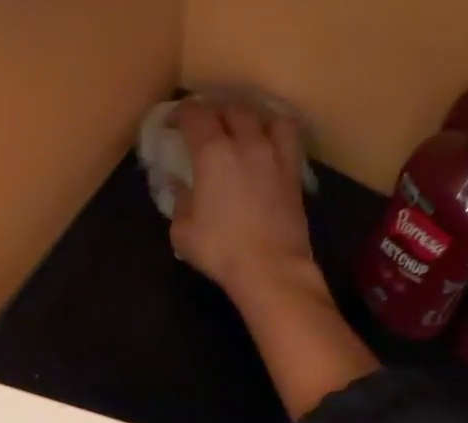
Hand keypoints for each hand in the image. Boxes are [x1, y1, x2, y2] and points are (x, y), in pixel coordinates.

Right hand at [169, 99, 320, 300]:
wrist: (271, 268)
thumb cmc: (221, 251)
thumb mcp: (183, 232)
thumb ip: (179, 202)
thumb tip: (179, 186)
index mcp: (212, 153)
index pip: (194, 115)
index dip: (181, 113)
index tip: (173, 123)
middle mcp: (245, 143)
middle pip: (231, 108)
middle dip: (215, 111)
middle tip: (207, 125)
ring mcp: (274, 154)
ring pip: (264, 116)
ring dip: (249, 116)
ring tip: (242, 127)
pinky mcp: (294, 172)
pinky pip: (288, 136)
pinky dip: (276, 131)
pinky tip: (270, 143)